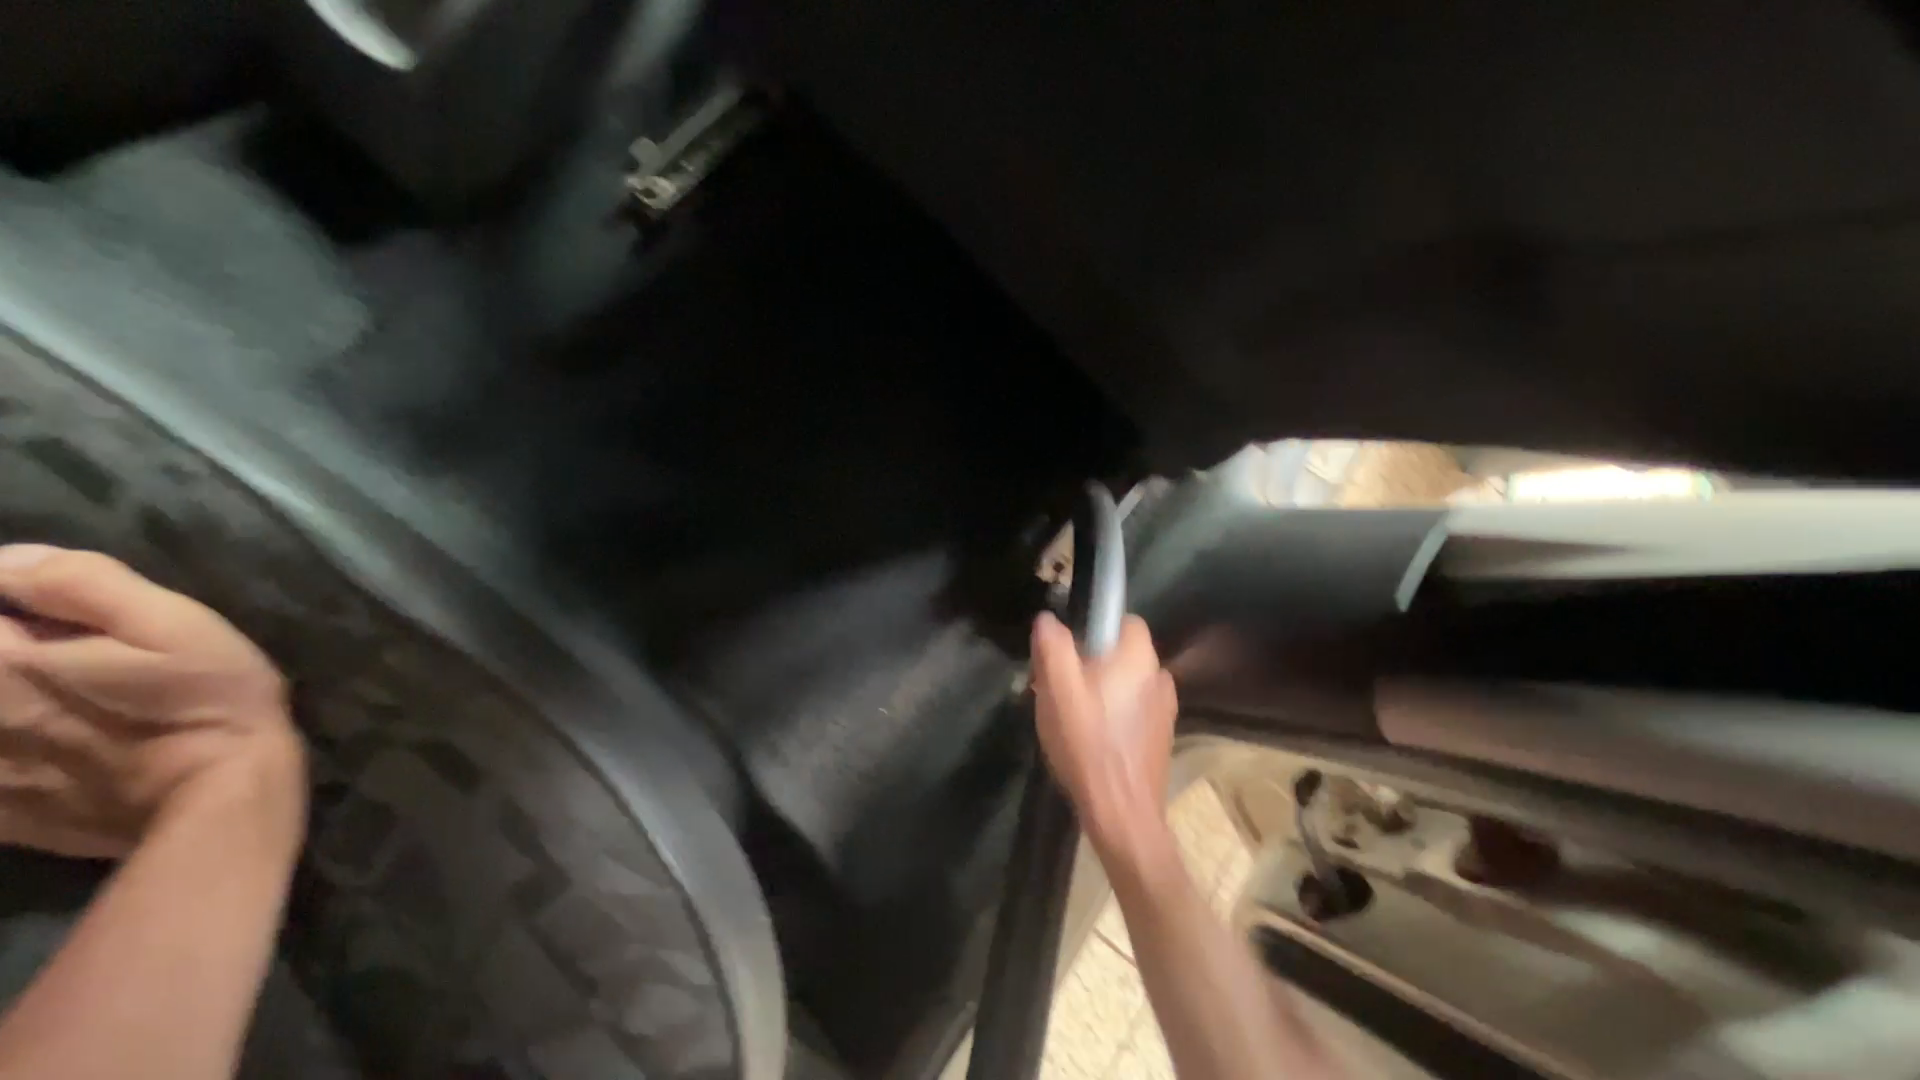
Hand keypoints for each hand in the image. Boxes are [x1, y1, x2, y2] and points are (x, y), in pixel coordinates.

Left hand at [0, 544, 303, 858]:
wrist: (222, 801)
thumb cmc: (209, 703)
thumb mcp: (176, 624)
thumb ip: (84, 582)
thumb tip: (11, 561)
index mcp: (4, 661)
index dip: (11, 603)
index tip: (44, 612)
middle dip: (14, 651)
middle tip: (66, 655)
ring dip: (17, 699)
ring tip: (76, 702)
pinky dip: (12, 748)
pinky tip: (59, 742)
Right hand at [1031, 611, 1177, 855]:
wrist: (1122, 812)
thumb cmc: (1087, 745)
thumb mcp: (1057, 691)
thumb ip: (1052, 647)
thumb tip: (1048, 619)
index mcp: (1139, 657)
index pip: (1123, 620)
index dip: (1093, 629)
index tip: (1068, 653)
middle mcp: (1159, 676)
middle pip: (1121, 654)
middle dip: (1090, 664)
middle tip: (1058, 689)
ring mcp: (1164, 709)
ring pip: (1126, 684)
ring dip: (1101, 692)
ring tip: (1071, 717)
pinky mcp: (1161, 736)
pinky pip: (1133, 710)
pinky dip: (1113, 716)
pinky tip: (1092, 740)